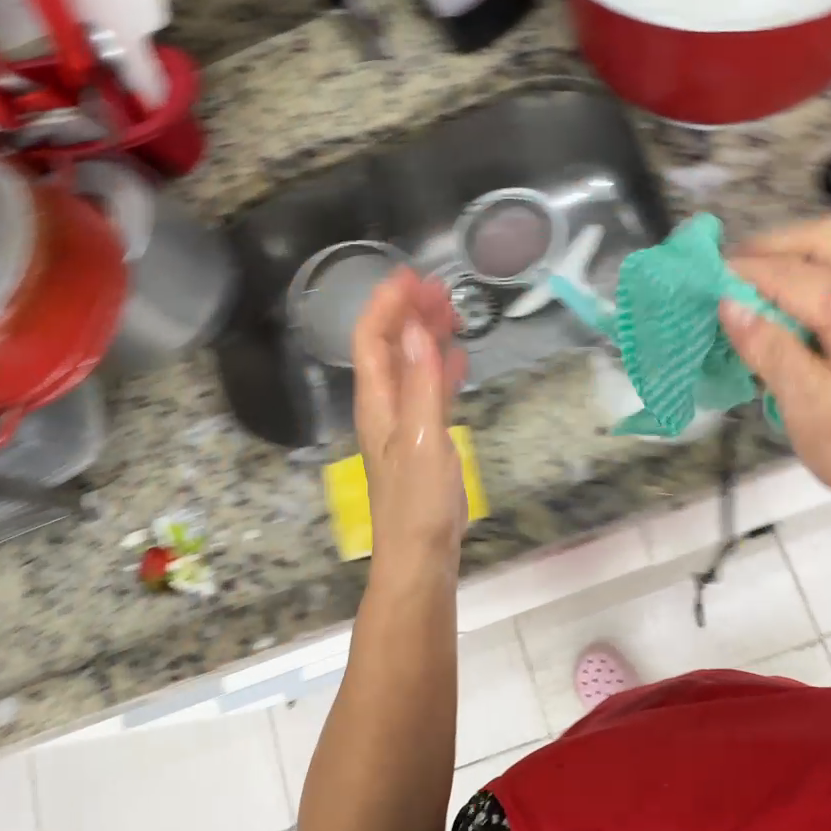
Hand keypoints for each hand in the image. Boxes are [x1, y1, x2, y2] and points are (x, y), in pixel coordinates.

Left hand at [352, 268, 470, 564]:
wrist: (419, 554)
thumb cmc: (418, 501)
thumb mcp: (422, 438)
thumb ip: (421, 384)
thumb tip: (416, 329)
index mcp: (377, 402)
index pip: (372, 339)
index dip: (386, 304)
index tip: (412, 275)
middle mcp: (385, 406)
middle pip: (389, 347)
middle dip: (408, 313)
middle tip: (440, 288)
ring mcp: (403, 423)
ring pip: (410, 366)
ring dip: (425, 336)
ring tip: (452, 311)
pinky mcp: (423, 439)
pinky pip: (428, 390)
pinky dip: (440, 369)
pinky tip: (458, 359)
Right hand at [720, 219, 830, 558]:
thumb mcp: (808, 407)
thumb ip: (769, 349)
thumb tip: (727, 303)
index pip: (796, 275)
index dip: (746, 272)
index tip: (704, 274)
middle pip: (828, 240)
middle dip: (774, 247)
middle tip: (728, 269)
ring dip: (793, 257)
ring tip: (750, 281)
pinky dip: (813, 274)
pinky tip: (785, 300)